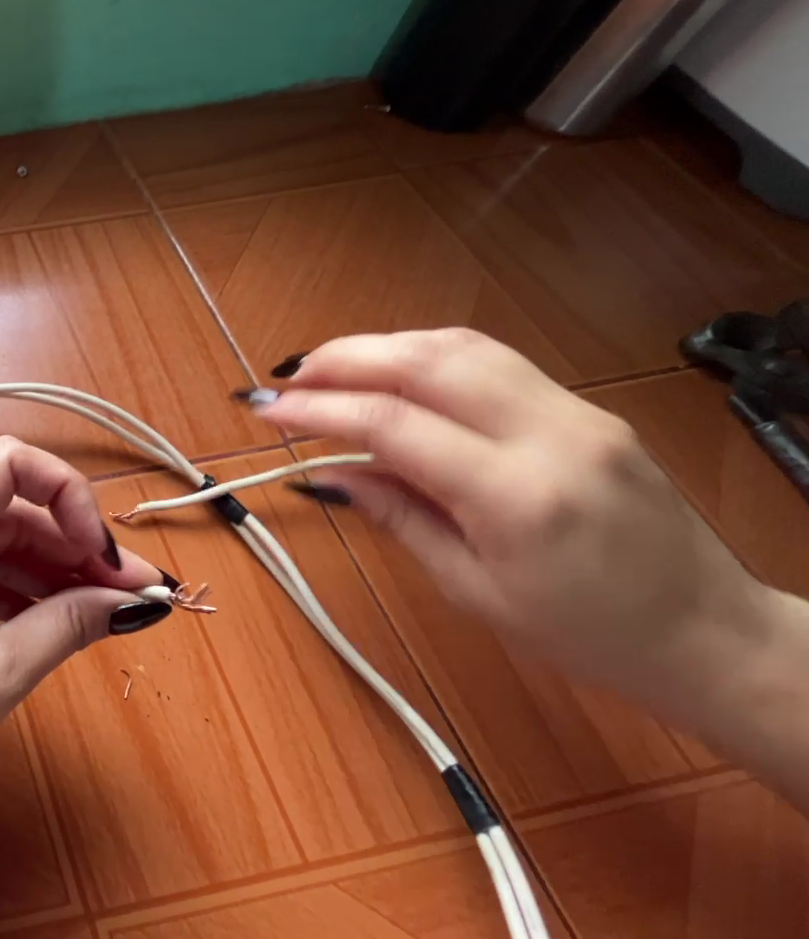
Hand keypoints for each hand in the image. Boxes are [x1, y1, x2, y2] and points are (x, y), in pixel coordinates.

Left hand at [0, 436, 172, 828]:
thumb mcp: (2, 670)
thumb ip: (73, 620)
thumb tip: (136, 599)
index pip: (5, 462)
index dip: (67, 493)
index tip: (103, 553)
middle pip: (5, 506)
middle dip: (72, 545)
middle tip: (134, 591)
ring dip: (50, 568)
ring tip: (111, 608)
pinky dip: (14, 584)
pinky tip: (60, 614)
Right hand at [257, 328, 769, 699]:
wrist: (712, 633)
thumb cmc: (583, 632)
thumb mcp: (470, 587)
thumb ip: (396, 515)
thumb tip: (325, 472)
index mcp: (517, 495)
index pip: (393, 424)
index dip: (319, 410)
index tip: (266, 412)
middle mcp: (551, 434)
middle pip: (427, 362)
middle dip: (342, 359)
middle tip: (285, 379)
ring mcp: (577, 411)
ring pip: (459, 345)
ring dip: (380, 346)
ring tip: (324, 369)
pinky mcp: (584, 407)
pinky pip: (490, 359)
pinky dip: (423, 354)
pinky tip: (388, 373)